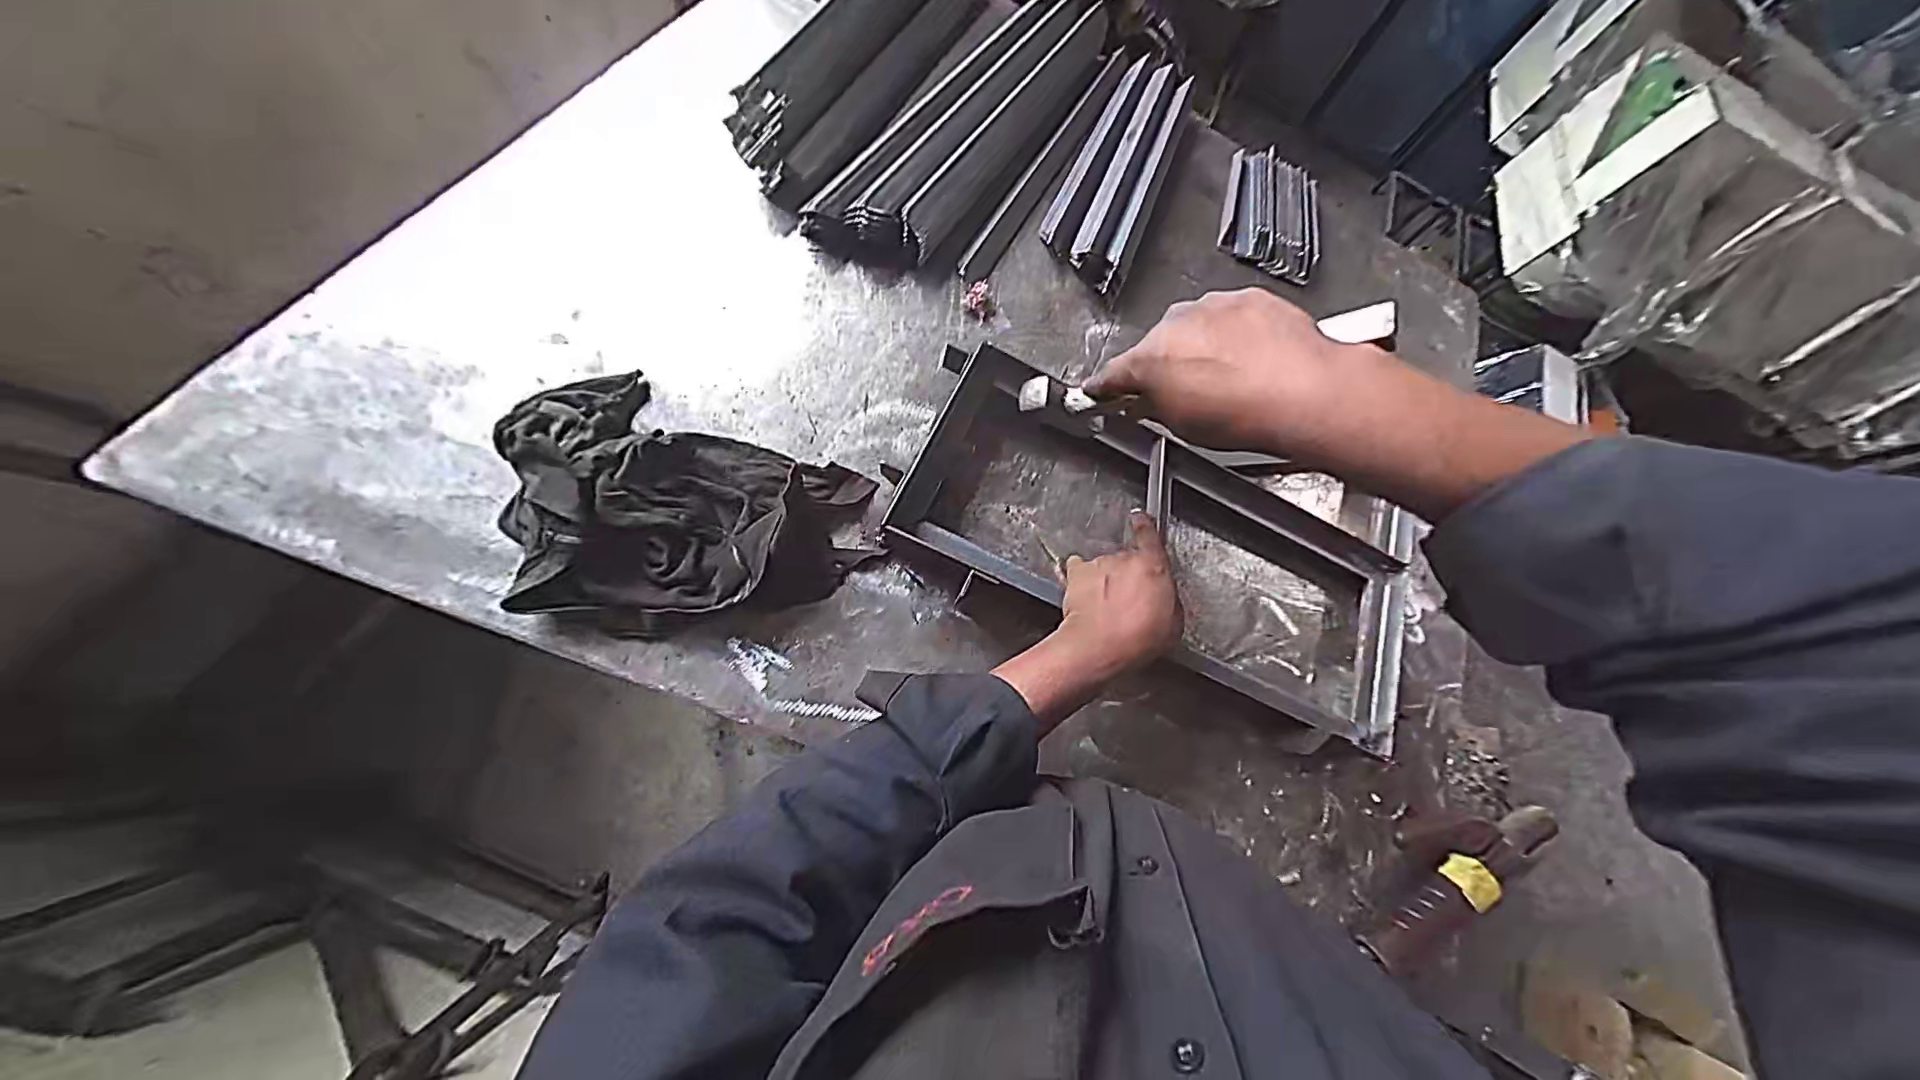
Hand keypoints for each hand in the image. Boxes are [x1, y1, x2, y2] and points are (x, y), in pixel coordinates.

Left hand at [992, 512, 1181, 733]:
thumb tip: (1167, 600)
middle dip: (1126, 576)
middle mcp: (1125, 559)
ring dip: (1104, 581)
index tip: (1142, 520)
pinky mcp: (1077, 574)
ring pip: (1103, 566)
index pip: (1150, 535)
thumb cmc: (1135, 639)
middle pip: (1126, 558)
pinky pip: (1078, 570)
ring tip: (1104, 607)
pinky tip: (1084, 597)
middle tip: (1126, 601)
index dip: (1145, 526)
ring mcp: (1099, 564)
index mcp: (1153, 566)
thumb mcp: (1172, 626)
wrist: (1098, 646)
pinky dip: (1080, 580)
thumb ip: (1171, 602)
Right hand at [1082, 288, 1351, 451]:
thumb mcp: (1180, 426)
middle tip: (1180, 393)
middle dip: (1161, 367)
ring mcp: (1212, 307)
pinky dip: (1229, 335)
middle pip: (1154, 347)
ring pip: (1190, 328)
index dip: (1104, 387)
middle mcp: (1175, 324)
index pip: (1111, 373)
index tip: (1102, 391)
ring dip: (1197, 348)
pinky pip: (1225, 318)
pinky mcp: (1247, 299)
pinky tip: (1244, 361)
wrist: (1305, 393)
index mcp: (1150, 357)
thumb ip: (1151, 407)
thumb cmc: (1247, 412)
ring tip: (1222, 379)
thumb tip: (1144, 403)